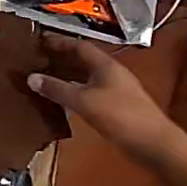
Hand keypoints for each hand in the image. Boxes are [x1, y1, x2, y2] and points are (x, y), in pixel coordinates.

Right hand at [28, 35, 183, 161]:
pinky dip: (75, 92)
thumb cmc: (121, 116)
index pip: (80, 46)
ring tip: (46, 78)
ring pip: (87, 77)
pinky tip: (64, 101)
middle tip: (39, 60)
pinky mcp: (117, 107)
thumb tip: (32, 78)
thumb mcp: (84, 101)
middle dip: (62, 59)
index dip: (60, 42)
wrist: (153, 144)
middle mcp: (112, 74)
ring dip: (68, 76)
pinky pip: (90, 92)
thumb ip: (58, 89)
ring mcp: (116, 91)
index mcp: (106, 66)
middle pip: (83, 61)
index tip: (41, 41)